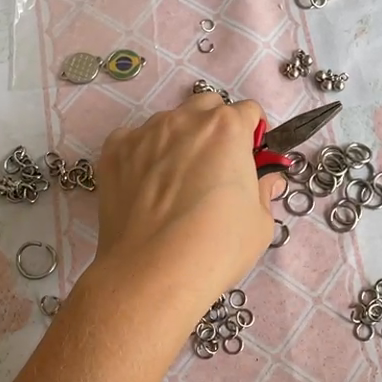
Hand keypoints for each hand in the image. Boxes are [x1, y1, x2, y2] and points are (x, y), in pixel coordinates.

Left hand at [92, 93, 281, 311]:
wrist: (152, 274)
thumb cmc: (217, 249)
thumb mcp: (260, 224)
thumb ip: (265, 192)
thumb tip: (268, 181)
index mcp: (228, 129)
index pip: (249, 112)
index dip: (252, 136)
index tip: (248, 160)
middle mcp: (185, 120)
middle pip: (207, 107)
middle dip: (215, 128)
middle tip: (215, 167)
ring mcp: (145, 133)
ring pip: (169, 123)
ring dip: (179, 141)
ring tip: (176, 184)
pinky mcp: (114, 152)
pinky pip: (135, 142)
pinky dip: (144, 156)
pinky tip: (147, 189)